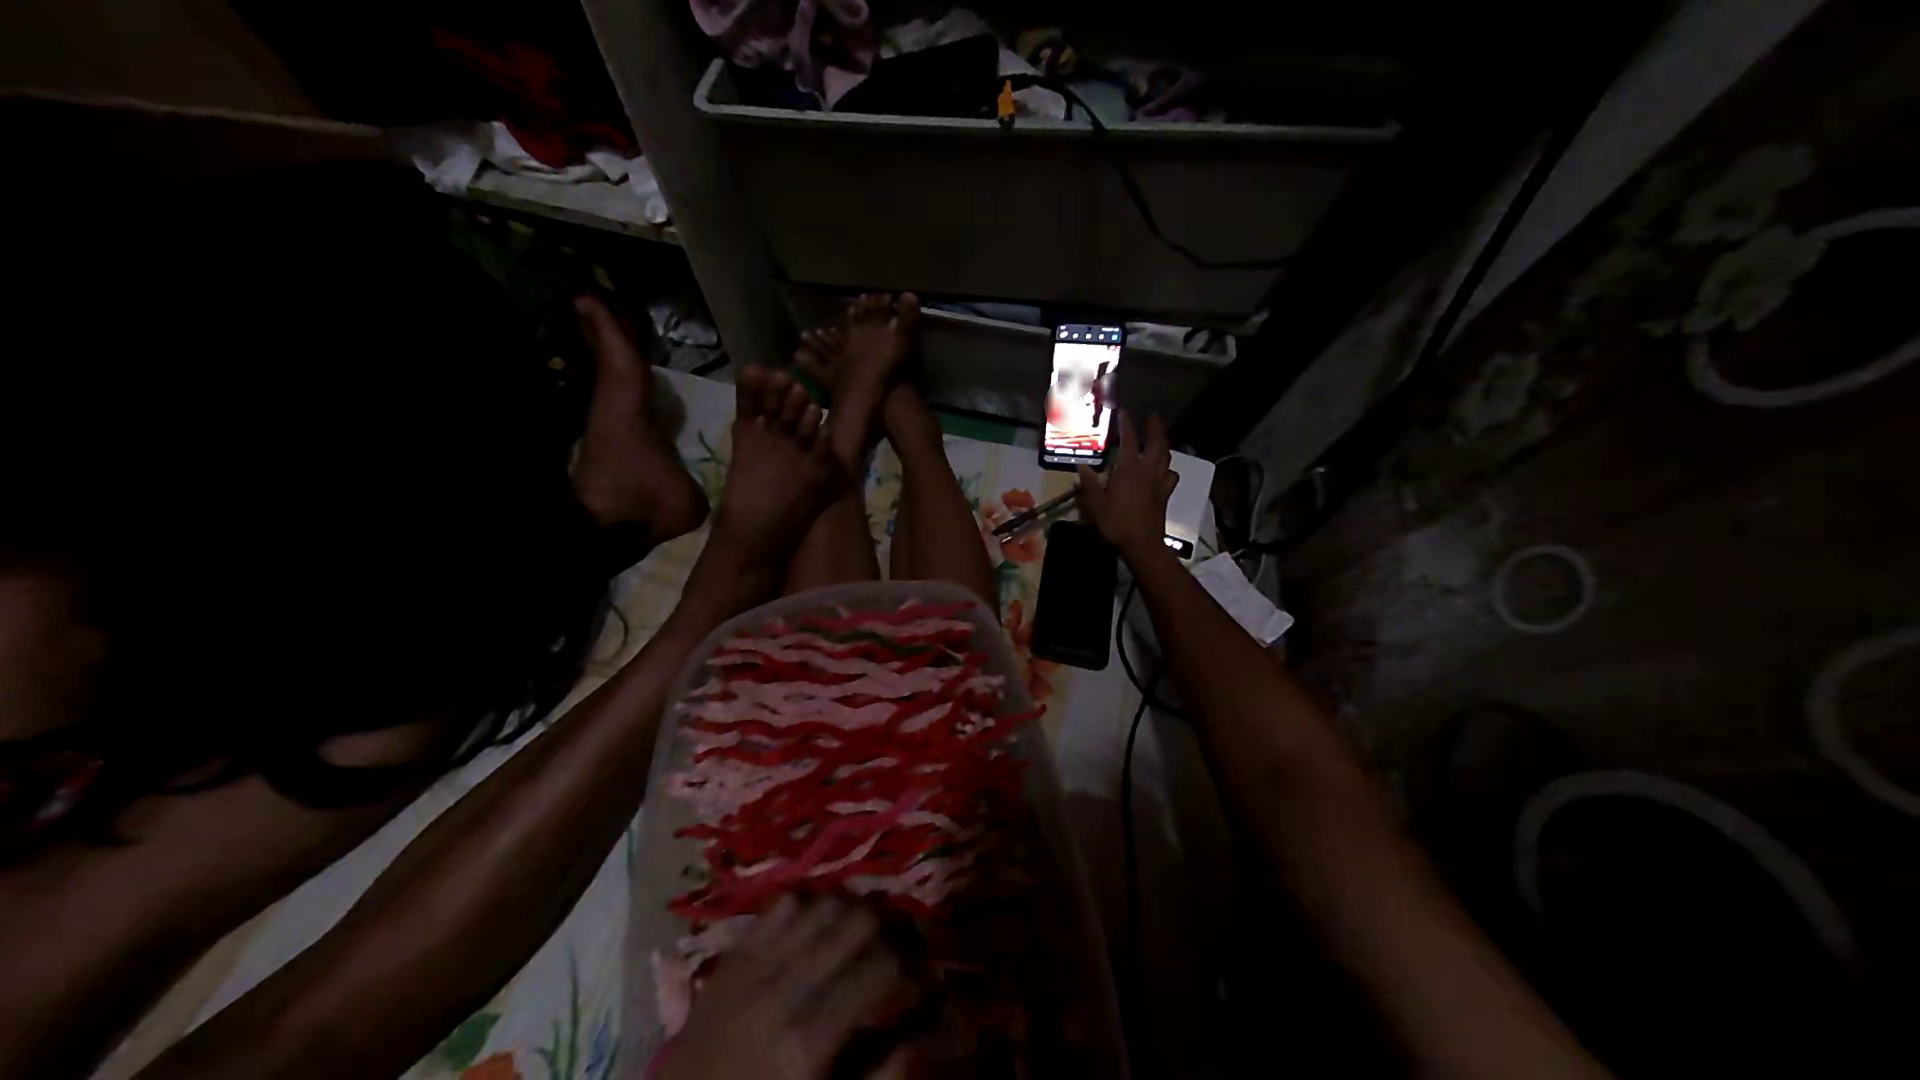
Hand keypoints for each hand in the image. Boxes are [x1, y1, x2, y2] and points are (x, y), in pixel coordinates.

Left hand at [658, 894, 920, 1079]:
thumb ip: (875, 1075)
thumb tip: (921, 1032)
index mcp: (808, 1042)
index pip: (880, 969)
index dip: (912, 966)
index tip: (922, 976)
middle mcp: (784, 990)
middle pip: (857, 922)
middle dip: (891, 927)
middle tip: (902, 944)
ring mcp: (754, 966)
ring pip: (823, 903)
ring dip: (854, 910)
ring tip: (867, 931)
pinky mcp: (733, 954)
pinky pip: (782, 905)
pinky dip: (811, 906)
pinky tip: (820, 926)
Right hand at [1078, 413, 1177, 560]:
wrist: (1142, 543)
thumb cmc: (1116, 522)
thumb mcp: (1096, 503)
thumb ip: (1090, 484)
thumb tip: (1081, 467)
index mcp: (1129, 469)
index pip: (1129, 441)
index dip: (1126, 425)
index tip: (1124, 413)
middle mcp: (1148, 471)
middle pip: (1157, 443)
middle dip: (1155, 428)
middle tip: (1154, 416)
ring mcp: (1159, 482)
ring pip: (1166, 457)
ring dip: (1164, 444)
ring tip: (1160, 438)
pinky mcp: (1165, 494)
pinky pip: (1171, 477)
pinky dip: (1169, 470)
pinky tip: (1165, 471)